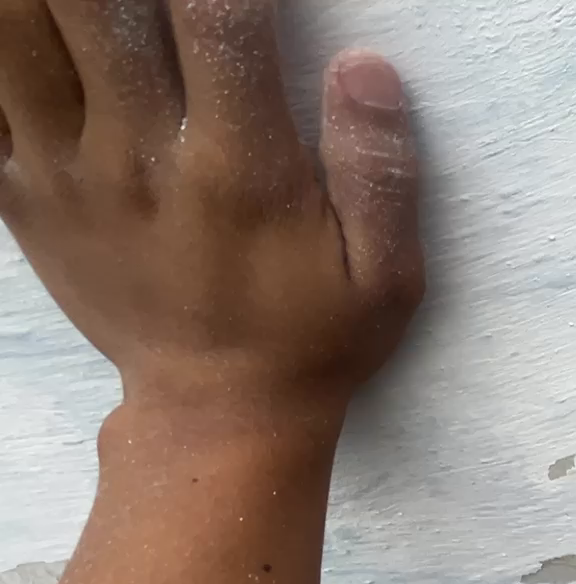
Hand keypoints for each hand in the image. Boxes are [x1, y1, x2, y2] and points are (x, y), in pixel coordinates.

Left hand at [0, 1, 422, 428]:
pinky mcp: (16, 178)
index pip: (221, 23)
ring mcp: (63, 161)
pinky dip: (4, 30)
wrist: (222, 404)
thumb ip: (382, 176)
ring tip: (107, 5)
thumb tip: (369, 68)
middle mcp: (142, 151)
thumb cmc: (322, 337)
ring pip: (19, 18)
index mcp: (246, 172)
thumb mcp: (389, 277)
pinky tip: (42, 27)